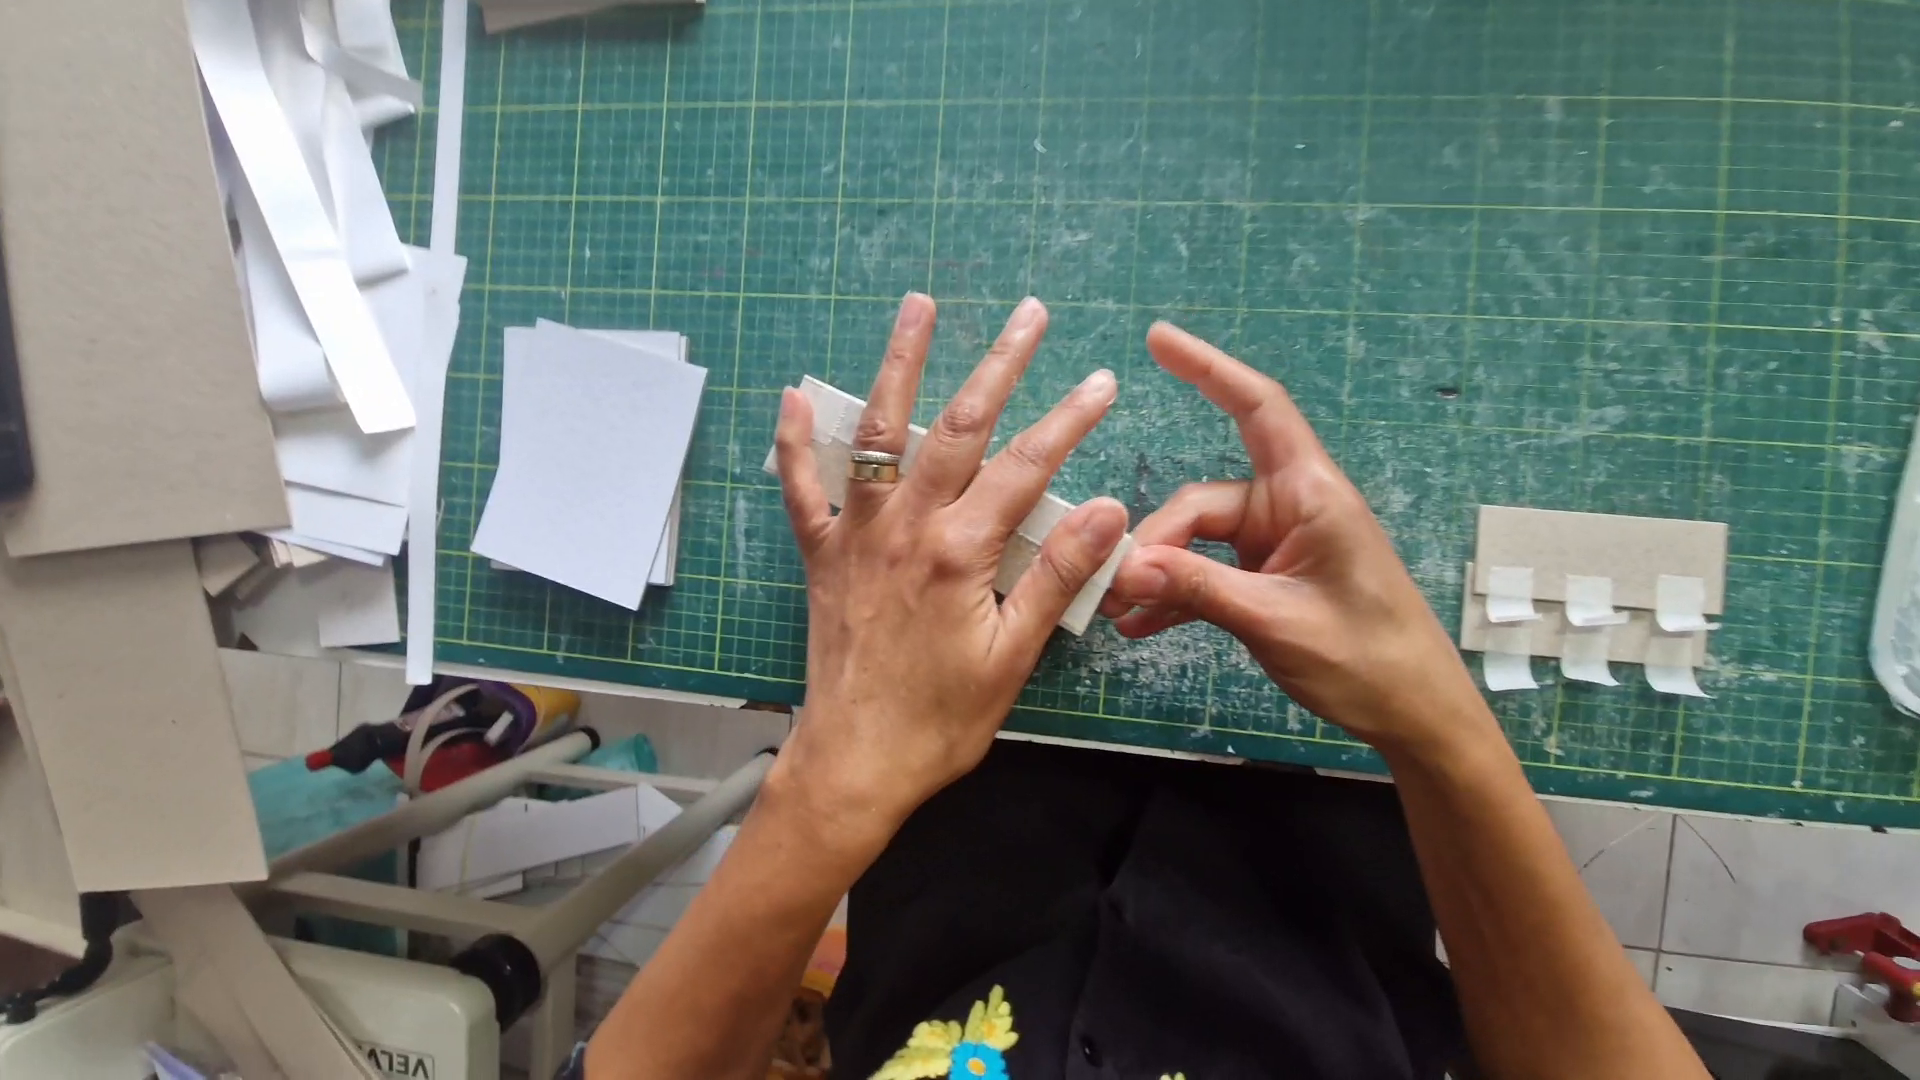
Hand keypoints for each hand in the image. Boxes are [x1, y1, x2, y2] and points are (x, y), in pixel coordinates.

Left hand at [769, 294, 1129, 855]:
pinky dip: (795, 443)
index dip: (1069, 421)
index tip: (1100, 382)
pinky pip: (801, 490)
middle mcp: (905, 527)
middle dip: (1000, 365)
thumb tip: (1108, 509)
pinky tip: (795, 396)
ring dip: (900, 366)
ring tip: (918, 308)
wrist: (855, 761)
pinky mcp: (821, 554)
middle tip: (1028, 315)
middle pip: (960, 428)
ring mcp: (856, 535)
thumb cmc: (941, 718)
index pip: (1028, 468)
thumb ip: (1056, 576)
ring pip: (880, 435)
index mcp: (959, 552)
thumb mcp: (1013, 656)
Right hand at [1101, 323, 1491, 755]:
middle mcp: (1287, 508)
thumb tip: (1124, 566)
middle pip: (1200, 504)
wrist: (1411, 715)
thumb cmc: (1368, 659)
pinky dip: (1173, 596)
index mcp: (1309, 494)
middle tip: (1115, 589)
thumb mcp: (1276, 621)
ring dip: (1156, 575)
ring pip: (1194, 542)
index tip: (1158, 339)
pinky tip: (1140, 625)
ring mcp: (1272, 544)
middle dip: (1154, 543)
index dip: (1208, 368)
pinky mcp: (1263, 577)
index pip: (1257, 409)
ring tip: (1118, 610)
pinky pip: (1204, 574)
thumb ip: (1199, 587)